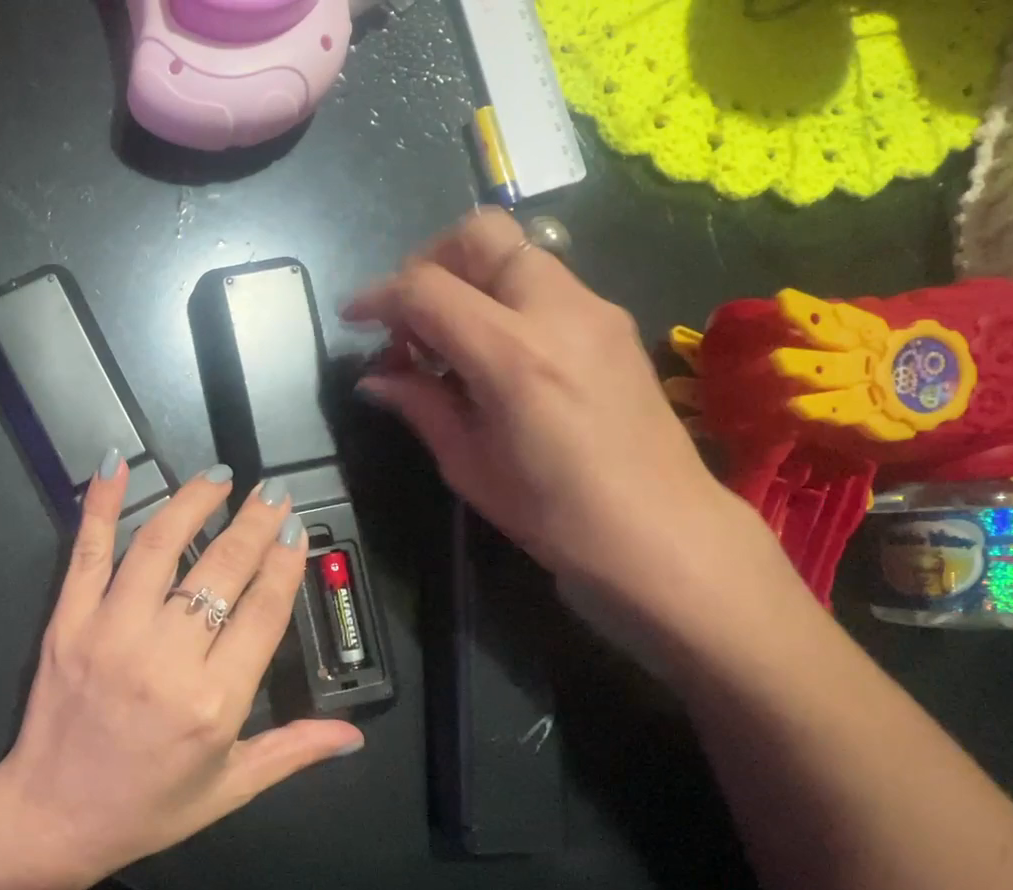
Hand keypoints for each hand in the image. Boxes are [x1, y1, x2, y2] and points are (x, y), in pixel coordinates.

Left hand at [0, 460, 364, 889]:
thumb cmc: (146, 808)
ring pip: (158, 548)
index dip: (285, 565)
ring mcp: (110, 633)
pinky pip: (86, 553)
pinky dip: (101, 506)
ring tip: (218, 477)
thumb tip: (355, 736)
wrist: (53, 816)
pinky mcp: (67, 622)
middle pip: (219, 572)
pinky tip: (115, 464)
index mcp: (214, 702)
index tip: (296, 531)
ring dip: (192, 504)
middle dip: (252, 525)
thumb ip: (292, 753)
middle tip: (271, 493)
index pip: (262, 613)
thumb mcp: (228, 789)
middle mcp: (165, 659)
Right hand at [344, 207, 776, 611]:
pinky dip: (501, 297)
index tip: (353, 319)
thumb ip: (419, 406)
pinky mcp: (612, 322)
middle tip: (406, 317)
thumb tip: (374, 378)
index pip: (426, 288)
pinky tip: (488, 354)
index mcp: (512, 355)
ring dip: (466, 279)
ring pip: (515, 252)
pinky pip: (543, 282)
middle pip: (480, 234)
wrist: (659, 534)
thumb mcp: (467, 465)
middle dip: (427, 261)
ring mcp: (594, 310)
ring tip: (444, 342)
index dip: (378, 296)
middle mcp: (557, 312)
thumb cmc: (552, 514)